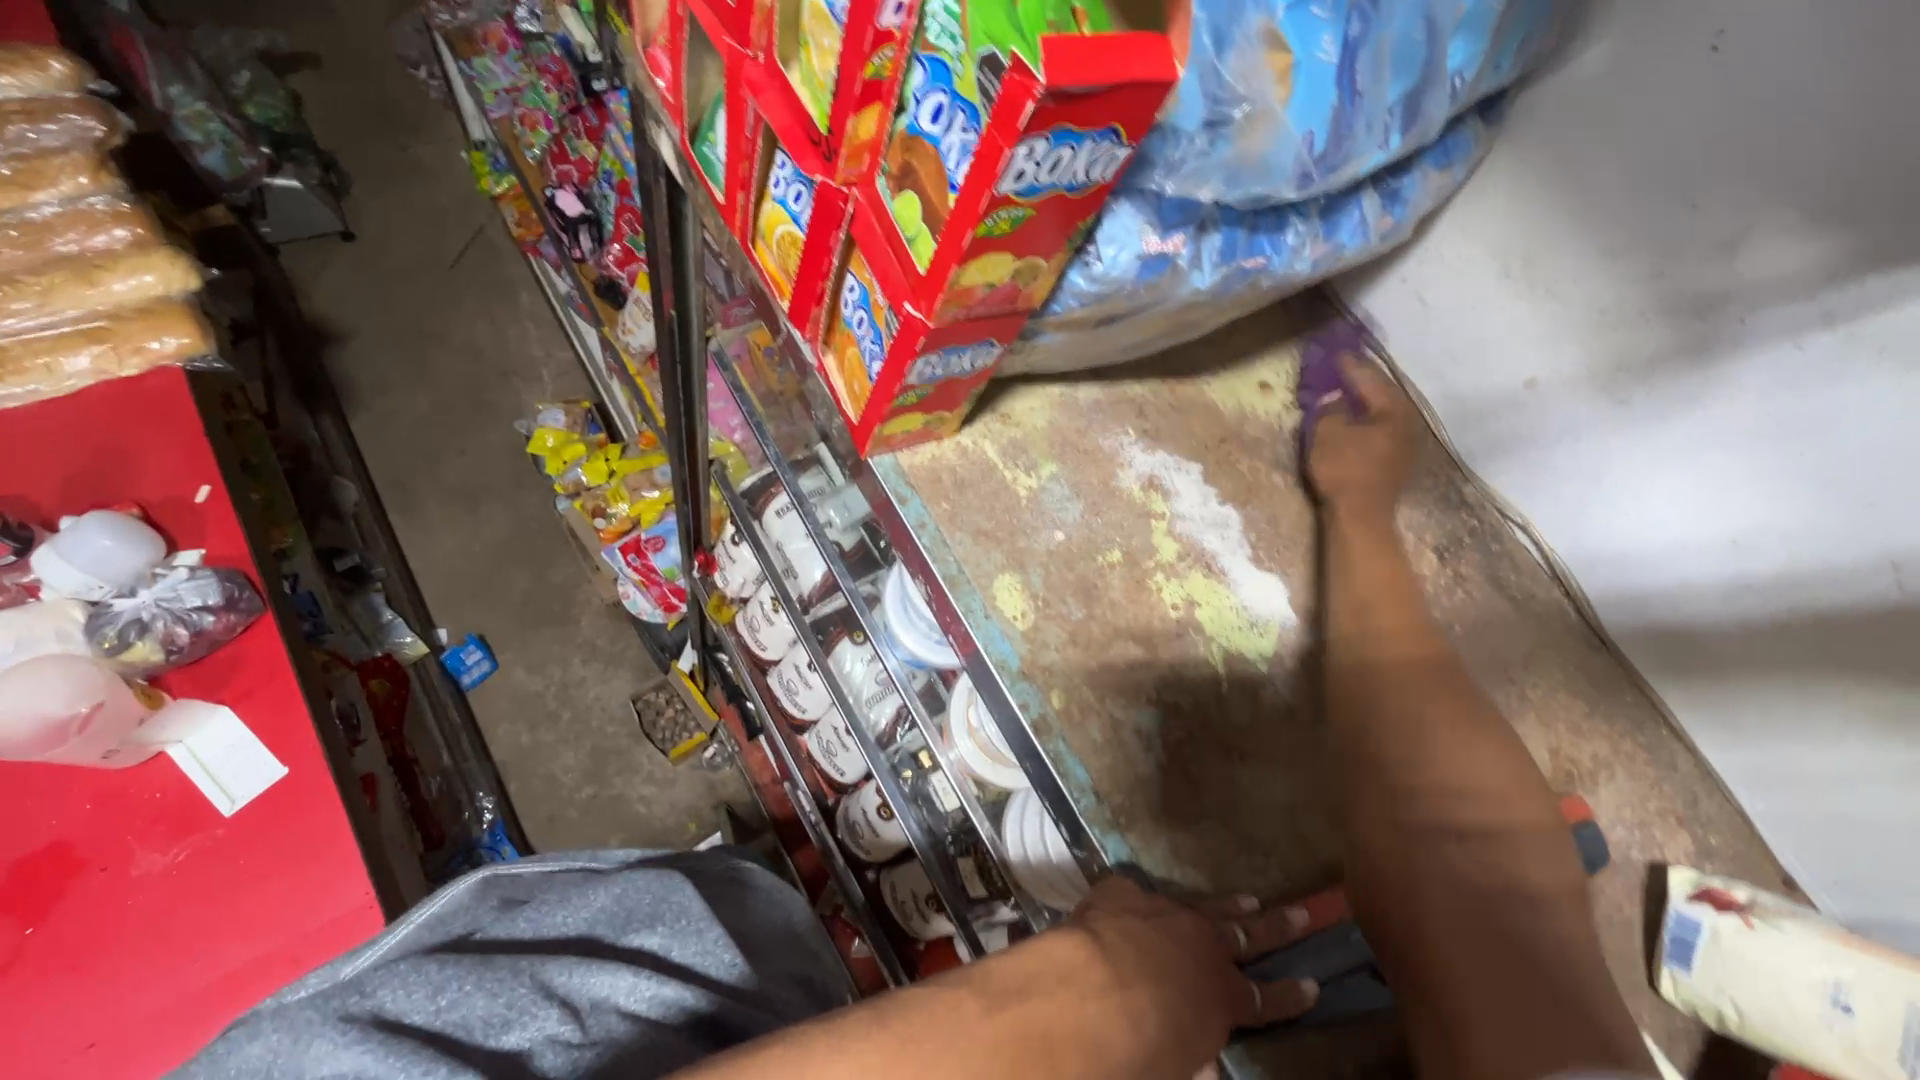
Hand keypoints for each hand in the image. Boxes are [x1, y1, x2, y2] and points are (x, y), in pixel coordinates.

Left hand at [1065, 874, 1319, 1076]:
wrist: (1094, 990)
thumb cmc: (1142, 1045)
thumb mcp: (1180, 1065)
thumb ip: (1197, 1056)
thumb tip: (1207, 1066)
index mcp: (1221, 997)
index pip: (1265, 1000)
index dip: (1290, 996)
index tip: (1313, 986)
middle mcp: (1201, 947)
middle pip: (1248, 937)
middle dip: (1277, 928)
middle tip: (1301, 914)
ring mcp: (1163, 913)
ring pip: (1203, 907)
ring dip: (1228, 906)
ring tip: (1250, 899)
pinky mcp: (1122, 895)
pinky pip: (1135, 893)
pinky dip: (1139, 898)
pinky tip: (1139, 893)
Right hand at [1306, 353, 1416, 526]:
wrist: (1360, 516)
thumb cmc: (1344, 470)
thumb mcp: (1327, 432)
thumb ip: (1331, 407)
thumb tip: (1337, 398)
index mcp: (1394, 408)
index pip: (1369, 377)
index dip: (1349, 364)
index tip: (1335, 353)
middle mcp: (1408, 420)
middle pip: (1382, 392)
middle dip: (1361, 381)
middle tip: (1342, 369)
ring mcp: (1407, 442)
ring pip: (1384, 411)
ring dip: (1365, 402)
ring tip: (1347, 393)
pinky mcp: (1399, 460)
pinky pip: (1382, 428)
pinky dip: (1368, 420)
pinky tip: (1355, 420)